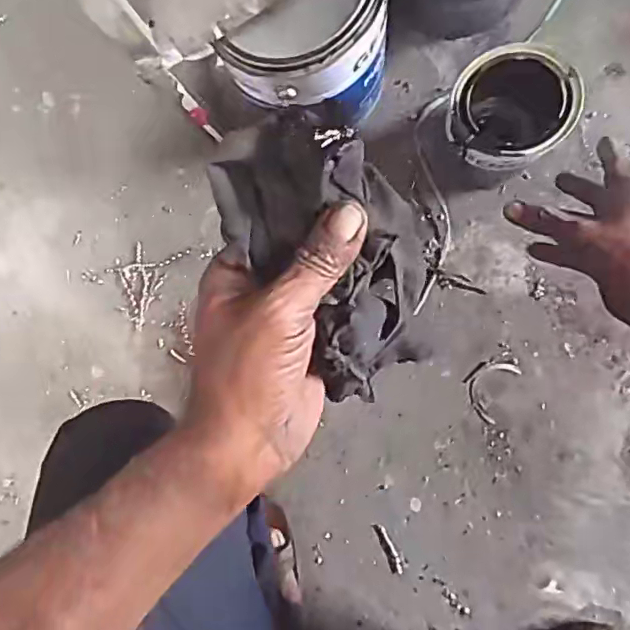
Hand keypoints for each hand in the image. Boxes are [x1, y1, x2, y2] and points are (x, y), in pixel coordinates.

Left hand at [184, 202, 367, 480]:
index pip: (273, 224)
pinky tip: (389, 276)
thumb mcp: (280, 310)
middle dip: (338, 237)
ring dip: (354, 268)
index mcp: (236, 272)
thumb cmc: (245, 376)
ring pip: (327, 282)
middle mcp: (262, 288)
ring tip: (393, 233)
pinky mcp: (315, 340)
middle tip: (380, 205)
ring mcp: (291, 315)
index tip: (346, 183)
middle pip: (305, 252)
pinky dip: (362, 300)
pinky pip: (342, 311)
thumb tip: (350, 214)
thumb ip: (317, 263)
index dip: (307, 205)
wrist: (251, 446)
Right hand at [506, 137, 629, 337]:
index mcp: (627, 195)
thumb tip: (515, 209)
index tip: (602, 142)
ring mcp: (622, 239)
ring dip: (565, 221)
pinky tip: (542, 251)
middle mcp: (626, 213)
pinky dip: (561, 250)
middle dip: (579, 188)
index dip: (607, 152)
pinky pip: (581, 251)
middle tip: (562, 180)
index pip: (616, 164)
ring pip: (585, 225)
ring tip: (543, 216)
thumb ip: (547, 221)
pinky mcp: (614, 263)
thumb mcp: (582, 233)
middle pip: (597, 195)